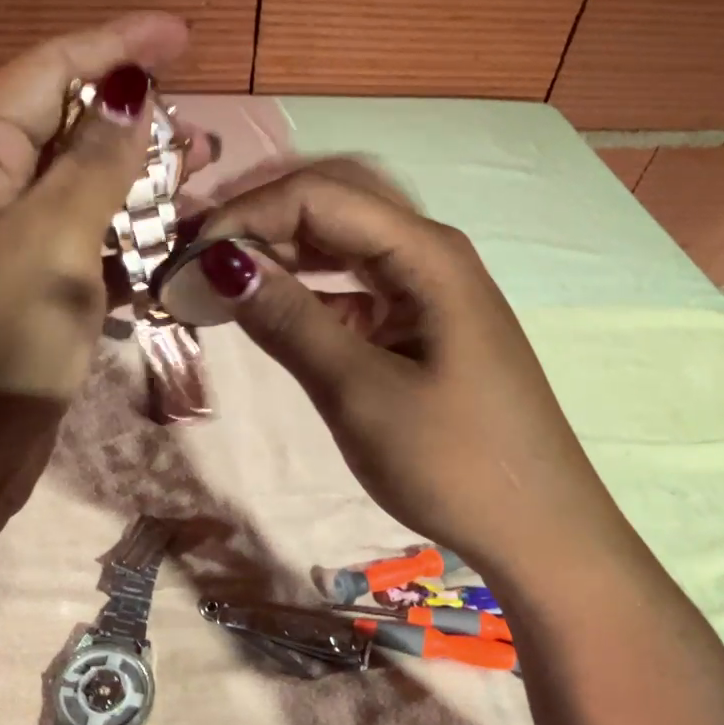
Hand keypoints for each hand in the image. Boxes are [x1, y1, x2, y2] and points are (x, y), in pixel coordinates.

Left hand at [0, 13, 213, 427]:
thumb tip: (131, 92)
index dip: (120, 45)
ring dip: (137, 190)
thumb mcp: (50, 242)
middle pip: (66, 129)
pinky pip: (80, 250)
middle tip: (206, 138)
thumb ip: (95, 165)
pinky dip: (124, 246)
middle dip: (137, 124)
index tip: (187, 36)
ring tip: (201, 188)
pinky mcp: (20, 300)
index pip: (52, 69)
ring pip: (79, 195)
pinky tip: (167, 254)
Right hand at [193, 161, 626, 567]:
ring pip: (343, 246)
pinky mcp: (423, 328)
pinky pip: (356, 290)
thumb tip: (220, 263)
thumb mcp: (360, 393)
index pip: (319, 196)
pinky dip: (308, 294)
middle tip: (195, 257)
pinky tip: (270, 314)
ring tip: (219, 281)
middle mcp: (430, 254)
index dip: (246, 215)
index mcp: (427, 253)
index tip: (186, 256)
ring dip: (282, 254)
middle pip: (334, 205)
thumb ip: (290, 322)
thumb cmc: (454, 462)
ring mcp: (429, 291)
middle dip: (260, 220)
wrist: (537, 528)